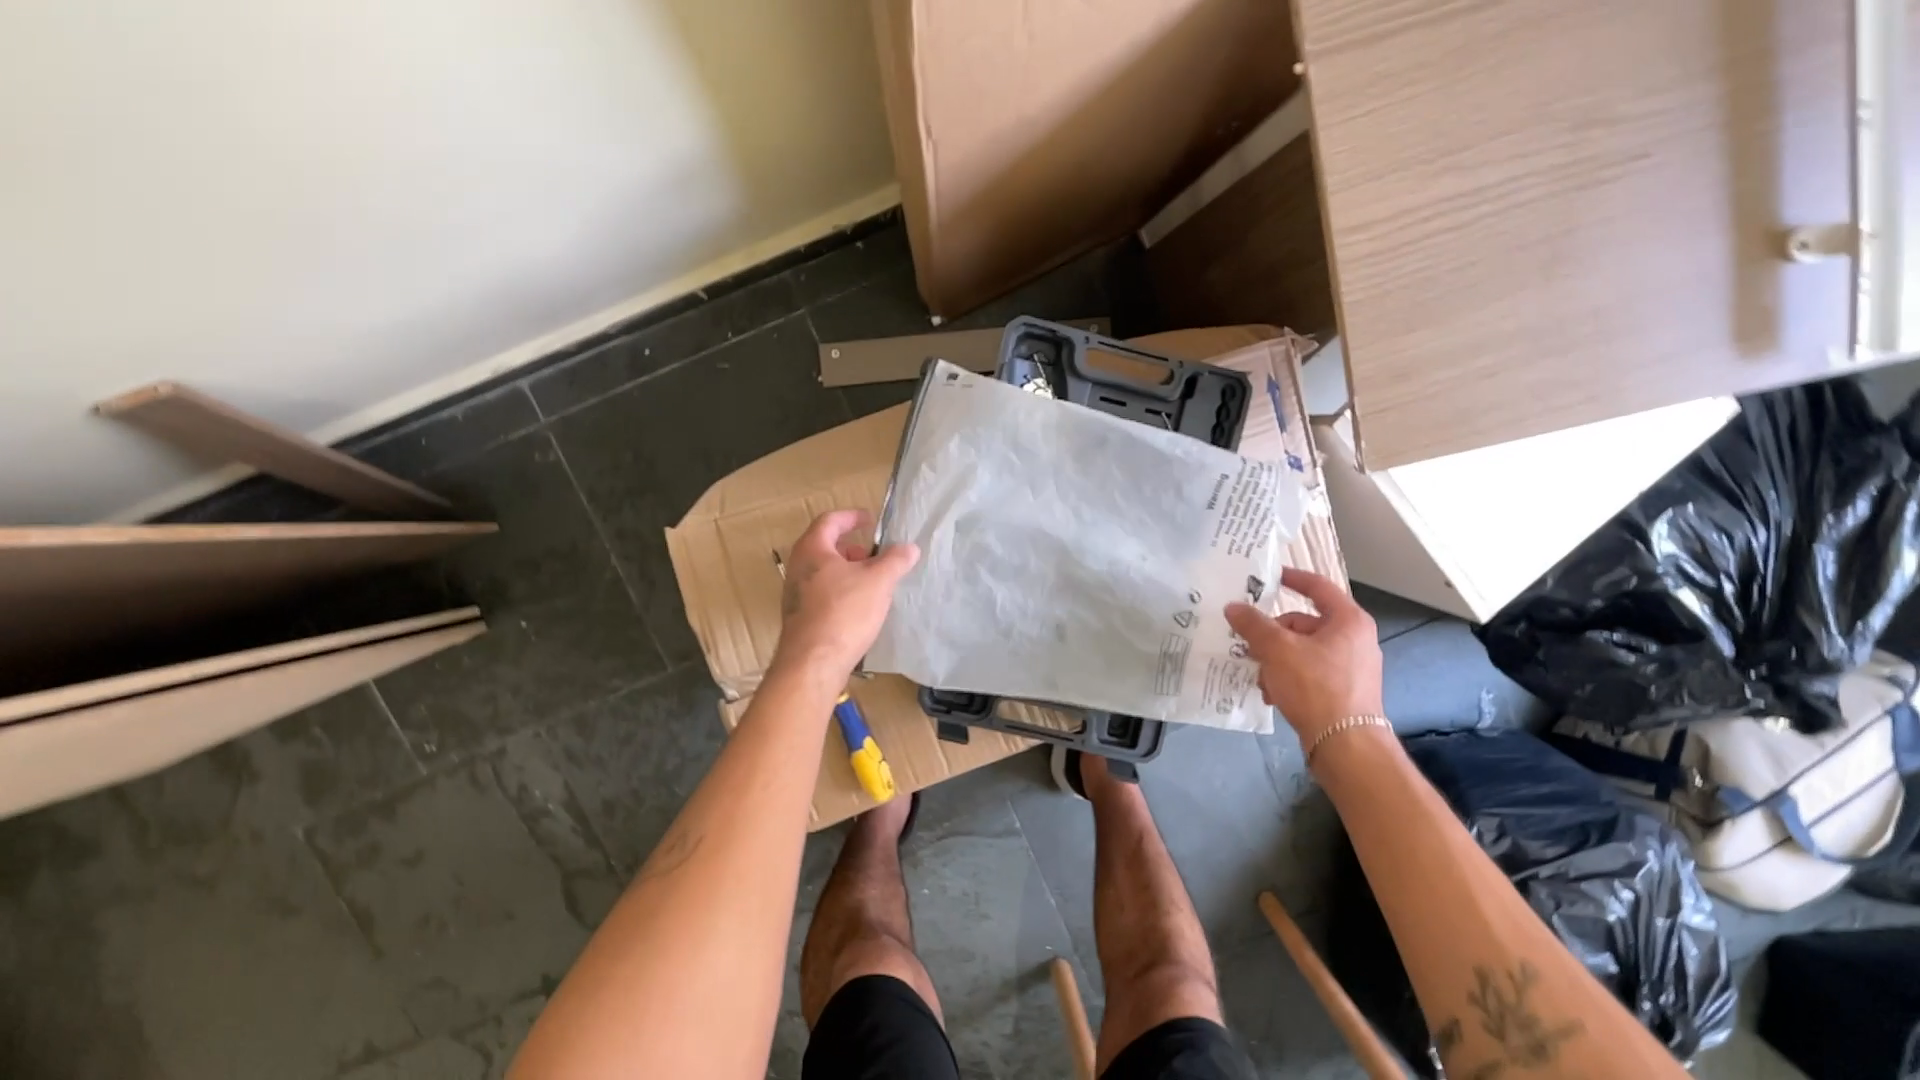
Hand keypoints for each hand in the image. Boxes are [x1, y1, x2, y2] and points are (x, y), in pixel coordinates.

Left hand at [776, 510, 919, 681]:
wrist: (813, 662)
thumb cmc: (844, 612)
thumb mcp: (878, 581)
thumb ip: (895, 561)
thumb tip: (909, 548)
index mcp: (812, 550)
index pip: (829, 521)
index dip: (851, 517)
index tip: (869, 519)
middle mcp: (797, 568)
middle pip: (824, 547)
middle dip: (851, 548)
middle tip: (873, 556)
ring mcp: (795, 595)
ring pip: (823, 572)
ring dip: (846, 572)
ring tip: (871, 583)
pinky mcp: (800, 618)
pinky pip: (821, 594)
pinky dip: (840, 591)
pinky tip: (858, 608)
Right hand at [1225, 568, 1384, 746]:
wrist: (1345, 744)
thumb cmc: (1315, 686)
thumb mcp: (1277, 650)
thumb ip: (1253, 625)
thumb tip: (1234, 607)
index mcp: (1349, 620)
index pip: (1318, 586)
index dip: (1292, 578)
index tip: (1268, 577)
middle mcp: (1356, 639)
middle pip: (1305, 623)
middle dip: (1273, 635)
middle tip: (1250, 644)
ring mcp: (1353, 668)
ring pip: (1304, 651)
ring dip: (1277, 660)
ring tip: (1261, 677)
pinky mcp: (1346, 692)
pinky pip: (1311, 674)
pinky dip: (1289, 678)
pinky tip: (1273, 694)